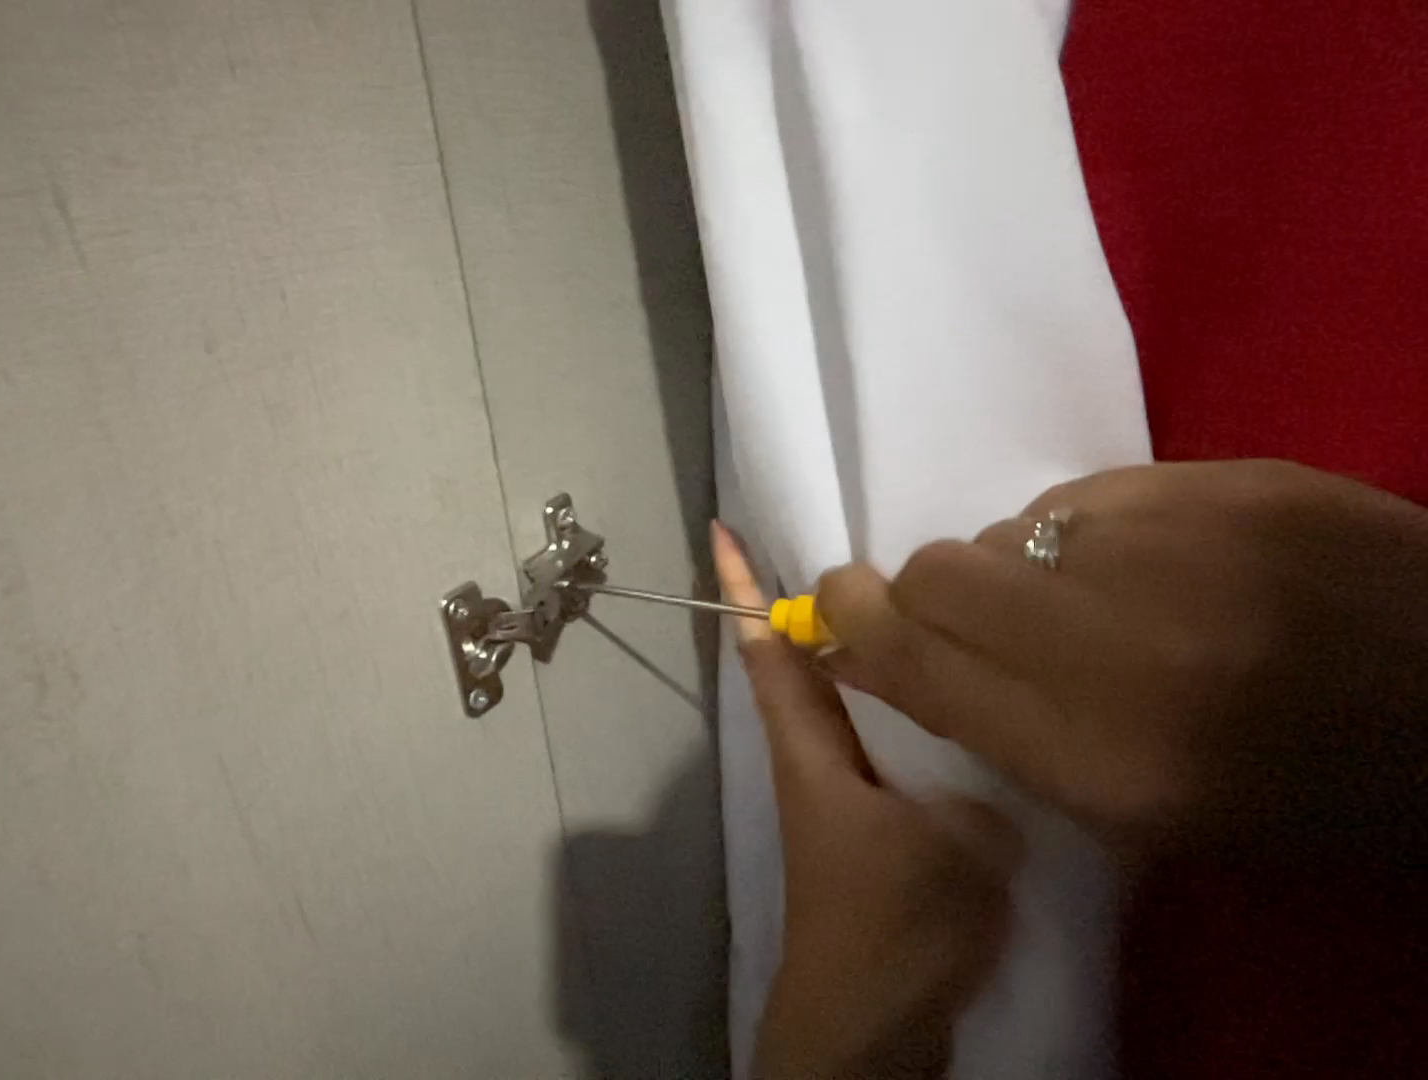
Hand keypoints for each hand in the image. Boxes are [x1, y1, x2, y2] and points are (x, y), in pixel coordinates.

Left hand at [714, 524, 1020, 1079]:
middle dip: (825, 604)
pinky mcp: (875, 814)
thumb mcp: (951, 845)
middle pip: (806, 658)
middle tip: (875, 554)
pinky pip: (888, 738)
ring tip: (929, 609)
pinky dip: (913, 707)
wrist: (873, 1010)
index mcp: (806, 742)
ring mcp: (842, 782)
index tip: (722, 531)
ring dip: (876, 652)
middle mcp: (813, 750)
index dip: (739, 586)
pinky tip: (963, 698)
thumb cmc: (890, 921)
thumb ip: (967, 782)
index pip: (764, 646)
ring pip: (851, 695)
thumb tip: (973, 753)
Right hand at [817, 460, 1427, 859]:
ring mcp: (1183, 549)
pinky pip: (1088, 495)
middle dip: (936, 594)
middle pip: (936, 573)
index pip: (906, 651)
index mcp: (1094, 752)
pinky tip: (1163, 564)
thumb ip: (973, 717)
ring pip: (1005, 529)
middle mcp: (1122, 646)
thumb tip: (853, 647)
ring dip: (1020, 566)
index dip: (851, 617)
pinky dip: (1094, 530)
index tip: (838, 606)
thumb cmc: (1280, 794)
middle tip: (992, 621)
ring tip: (1103, 600)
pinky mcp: (1235, 485)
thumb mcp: (1115, 802)